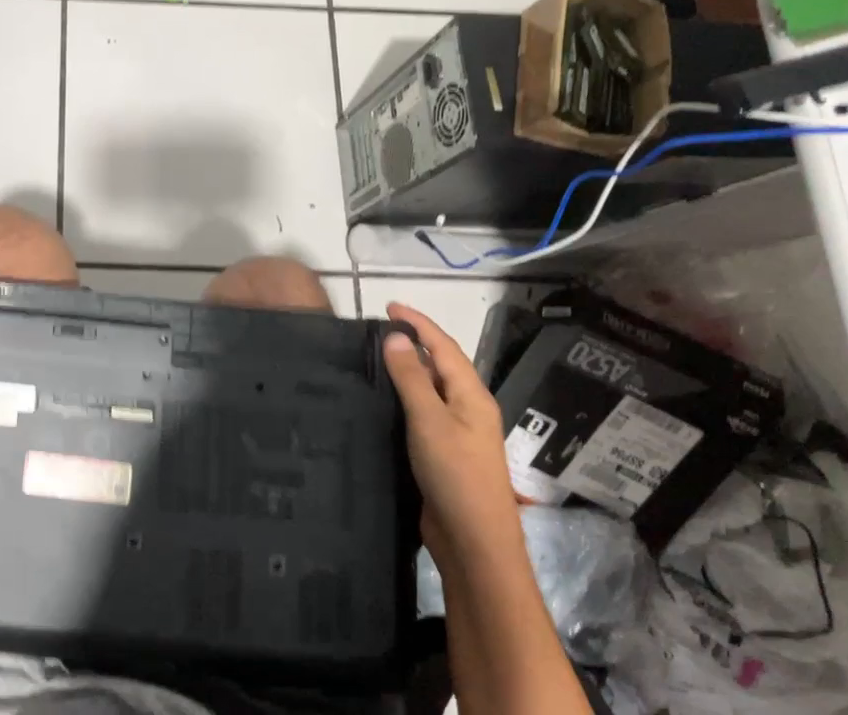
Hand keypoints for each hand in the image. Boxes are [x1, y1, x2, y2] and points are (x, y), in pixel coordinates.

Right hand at [381, 302, 524, 561]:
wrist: (474, 542)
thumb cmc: (456, 476)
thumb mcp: (430, 421)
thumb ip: (412, 378)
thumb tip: (397, 336)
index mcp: (472, 396)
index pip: (444, 347)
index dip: (419, 322)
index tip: (389, 306)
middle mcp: (468, 409)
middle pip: (440, 366)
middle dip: (413, 343)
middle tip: (376, 330)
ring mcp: (457, 434)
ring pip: (430, 391)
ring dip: (406, 371)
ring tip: (373, 359)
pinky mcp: (443, 455)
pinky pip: (422, 414)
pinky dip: (403, 399)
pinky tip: (381, 403)